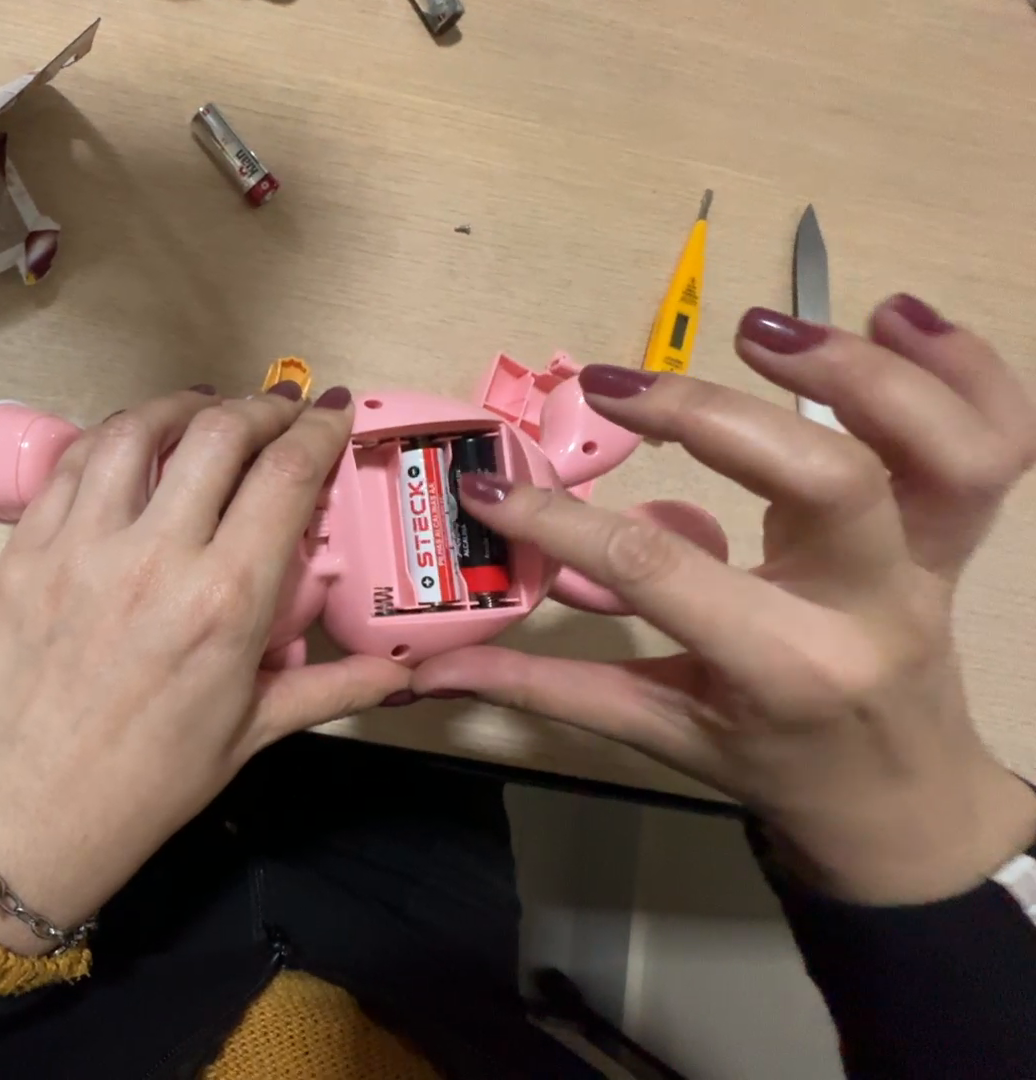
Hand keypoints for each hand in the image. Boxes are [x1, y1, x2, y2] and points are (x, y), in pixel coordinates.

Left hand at [0, 383, 409, 953]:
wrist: (25, 813)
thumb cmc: (145, 785)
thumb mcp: (247, 736)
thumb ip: (331, 688)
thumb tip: (406, 673)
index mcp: (225, 603)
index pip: (286, 477)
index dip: (319, 431)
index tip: (331, 415)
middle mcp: (154, 557)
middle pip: (217, 434)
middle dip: (260, 407)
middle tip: (275, 410)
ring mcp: (79, 546)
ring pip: (133, 431)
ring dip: (179, 406)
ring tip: (202, 410)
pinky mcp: (24, 550)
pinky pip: (68, 466)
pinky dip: (107, 438)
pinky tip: (126, 445)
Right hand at [412, 295, 1035, 904]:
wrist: (903, 801)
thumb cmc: (762, 763)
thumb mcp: (645, 727)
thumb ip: (536, 687)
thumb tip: (425, 671)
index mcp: (782, 663)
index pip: (658, 568)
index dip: (559, 521)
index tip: (486, 485)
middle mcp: (872, 605)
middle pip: (825, 480)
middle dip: (705, 417)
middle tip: (608, 384)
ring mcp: (935, 565)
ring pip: (944, 448)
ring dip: (856, 372)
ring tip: (755, 325)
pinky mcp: (960, 539)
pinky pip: (1001, 442)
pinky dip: (963, 368)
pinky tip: (890, 314)